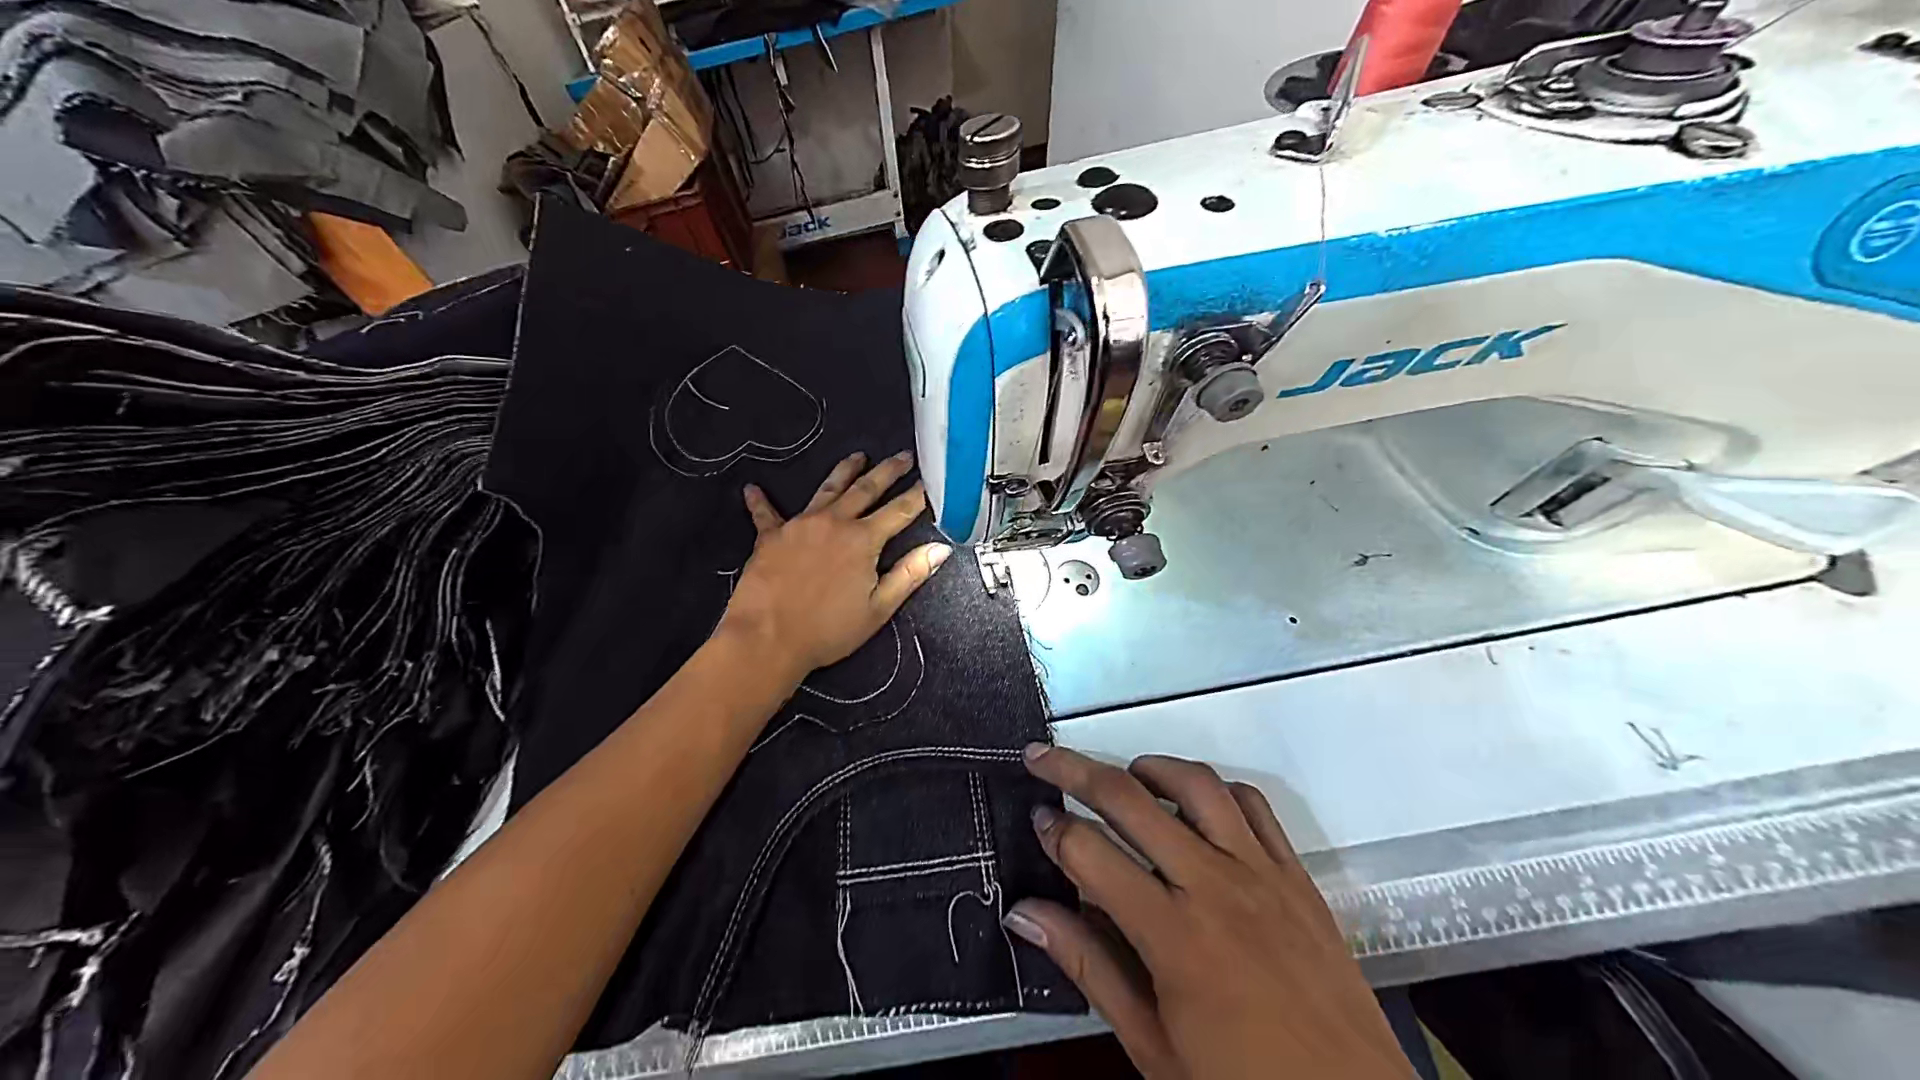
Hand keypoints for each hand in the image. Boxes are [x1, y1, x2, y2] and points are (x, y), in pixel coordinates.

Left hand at [719, 450, 950, 678]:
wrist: (768, 638)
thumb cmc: (827, 630)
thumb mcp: (878, 608)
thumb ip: (909, 574)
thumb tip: (940, 549)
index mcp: (863, 540)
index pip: (899, 511)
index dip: (918, 495)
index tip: (929, 481)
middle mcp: (833, 522)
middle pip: (866, 489)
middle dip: (887, 471)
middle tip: (903, 456)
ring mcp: (800, 525)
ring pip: (827, 489)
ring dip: (845, 471)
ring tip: (857, 456)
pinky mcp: (770, 537)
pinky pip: (765, 513)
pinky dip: (760, 501)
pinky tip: (752, 489)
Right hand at [1003, 746, 1410, 1079]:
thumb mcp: (1152, 1042)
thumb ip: (1087, 964)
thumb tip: (1026, 914)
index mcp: (1173, 935)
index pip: (1090, 853)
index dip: (1052, 829)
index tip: (1037, 819)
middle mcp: (1214, 886)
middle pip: (1128, 798)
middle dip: (1073, 768)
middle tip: (1044, 758)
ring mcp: (1260, 872)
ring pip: (1194, 783)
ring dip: (1148, 766)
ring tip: (1122, 773)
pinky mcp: (1296, 874)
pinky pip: (1253, 804)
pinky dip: (1215, 788)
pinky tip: (1195, 801)